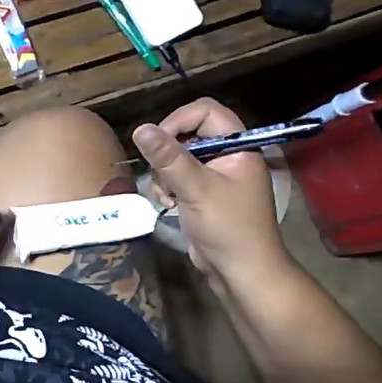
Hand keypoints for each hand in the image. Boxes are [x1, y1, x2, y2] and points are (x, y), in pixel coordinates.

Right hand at [132, 99, 291, 279]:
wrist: (241, 271)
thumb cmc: (227, 226)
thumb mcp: (195, 188)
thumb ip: (168, 157)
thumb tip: (140, 129)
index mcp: (238, 146)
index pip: (205, 111)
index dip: (178, 121)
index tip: (157, 143)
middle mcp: (229, 156)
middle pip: (189, 133)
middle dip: (168, 153)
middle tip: (161, 174)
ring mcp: (217, 176)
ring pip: (179, 157)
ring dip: (165, 174)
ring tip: (166, 195)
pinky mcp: (205, 194)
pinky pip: (179, 177)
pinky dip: (168, 188)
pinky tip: (167, 205)